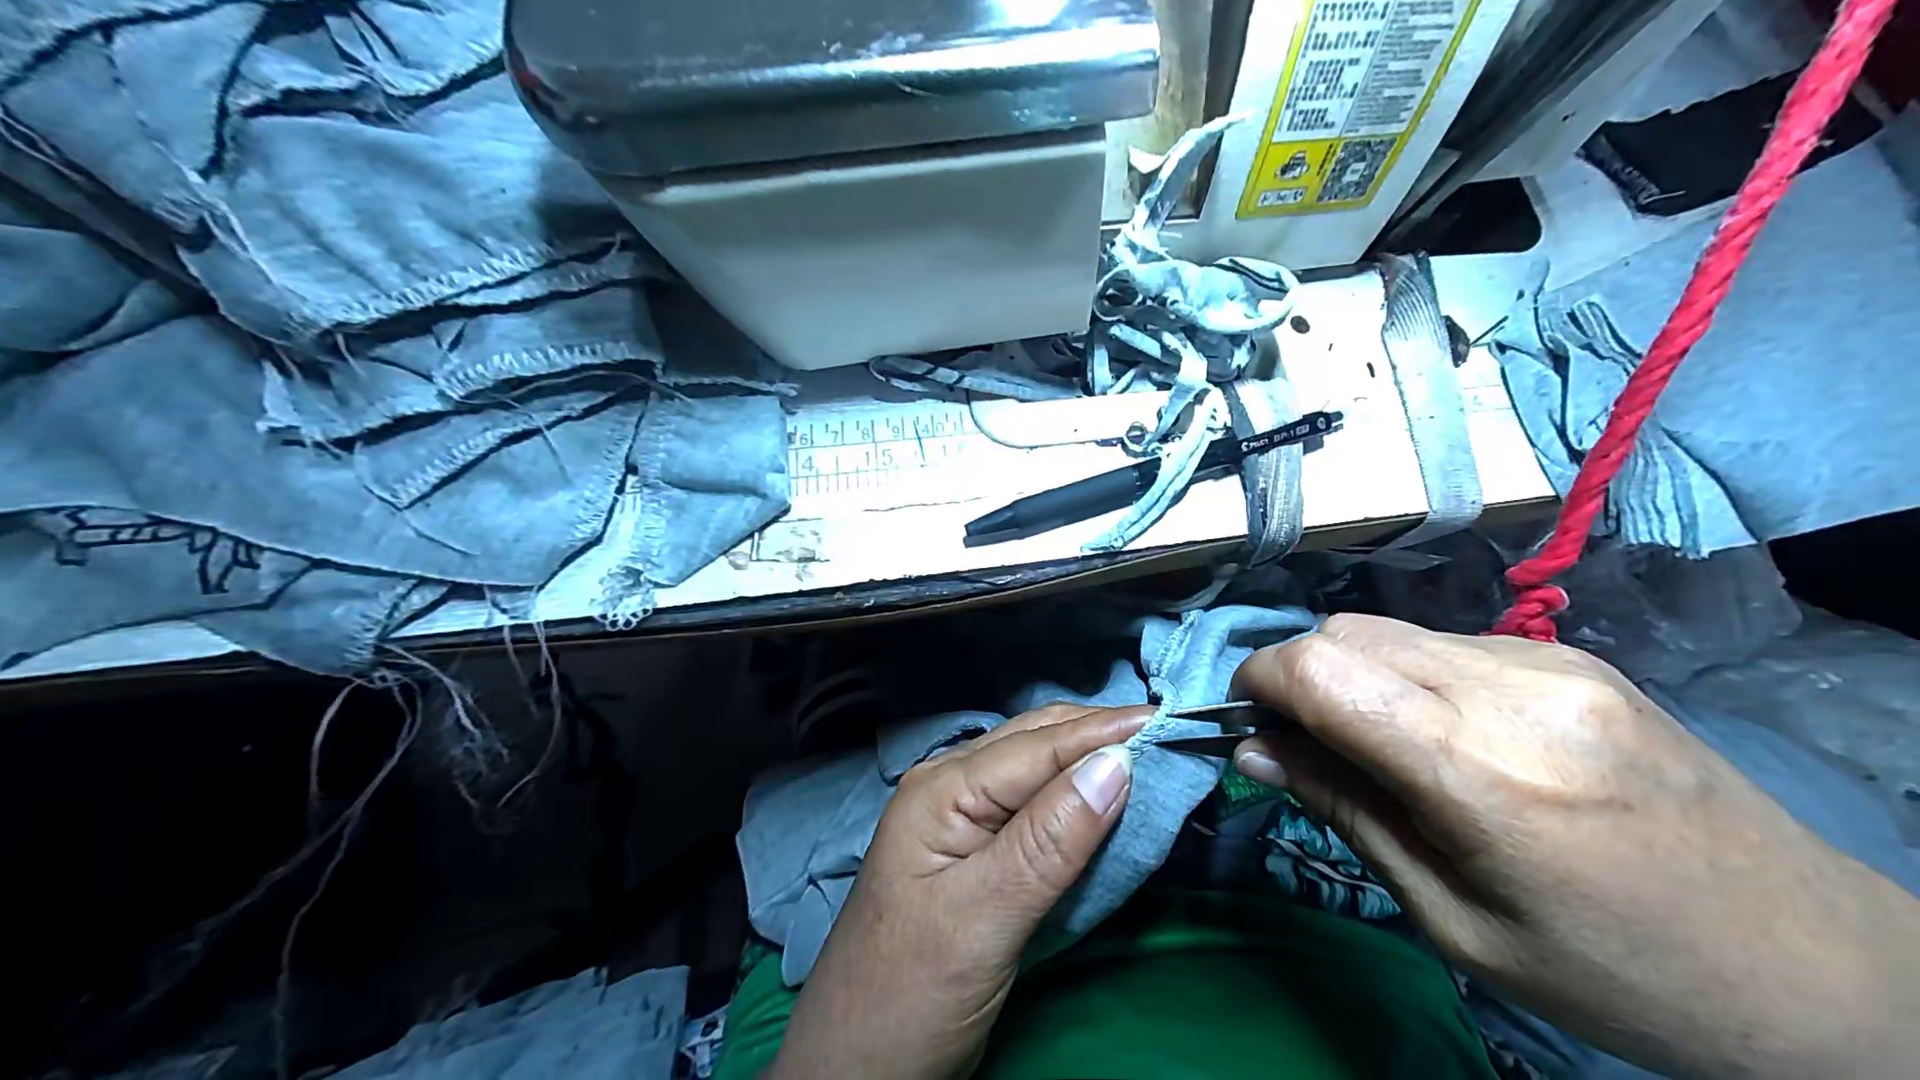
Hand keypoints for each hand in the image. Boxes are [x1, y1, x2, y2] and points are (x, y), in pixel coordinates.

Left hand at [771, 705, 1147, 1079]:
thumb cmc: (906, 993)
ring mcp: (960, 819)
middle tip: (1169, 731)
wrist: (852, 1065)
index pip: (1038, 747)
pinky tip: (1101, 795)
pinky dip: (1074, 795)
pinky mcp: (975, 853)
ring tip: (1147, 751)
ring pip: (1035, 770)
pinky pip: (1033, 806)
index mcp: (943, 789)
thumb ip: (1047, 841)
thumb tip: (1116, 764)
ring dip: (1088, 757)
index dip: (1105, 731)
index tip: (1171, 719)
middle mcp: (950, 788)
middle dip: (1099, 733)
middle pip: (1035, 745)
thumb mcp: (980, 920)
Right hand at [1231, 614, 1919, 1078]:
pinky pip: (1441, 640)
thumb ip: (1344, 811)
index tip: (1246, 723)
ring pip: (1386, 628)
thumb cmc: (1617, 971)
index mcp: (1484, 769)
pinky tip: (1438, 729)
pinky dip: (1403, 672)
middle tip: (1297, 738)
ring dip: (1348, 672)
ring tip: (1369, 738)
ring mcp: (1551, 661)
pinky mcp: (1573, 655)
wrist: (1826, 967)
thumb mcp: (1454, 919)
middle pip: (1343, 632)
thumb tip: (1253, 750)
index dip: (1258, 682)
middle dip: (1295, 675)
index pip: (1320, 669)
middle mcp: (1515, 688)